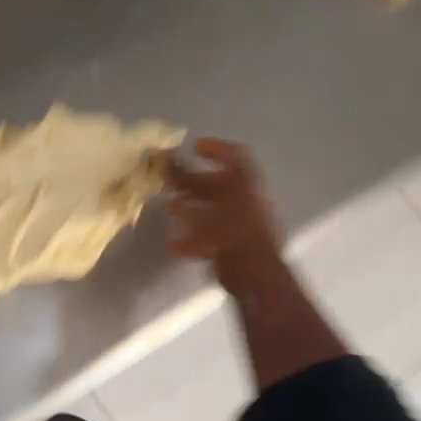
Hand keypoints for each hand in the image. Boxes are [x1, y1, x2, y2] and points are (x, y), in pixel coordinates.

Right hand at [166, 138, 286, 295]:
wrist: (252, 273)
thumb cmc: (232, 232)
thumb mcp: (207, 200)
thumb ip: (187, 181)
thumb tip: (168, 159)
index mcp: (244, 183)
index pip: (234, 154)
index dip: (214, 147)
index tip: (193, 146)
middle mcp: (245, 199)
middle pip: (219, 182)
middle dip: (193, 178)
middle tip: (169, 178)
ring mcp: (240, 222)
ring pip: (213, 207)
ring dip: (191, 204)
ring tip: (170, 205)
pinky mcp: (233, 245)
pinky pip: (211, 233)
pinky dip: (192, 234)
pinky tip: (175, 241)